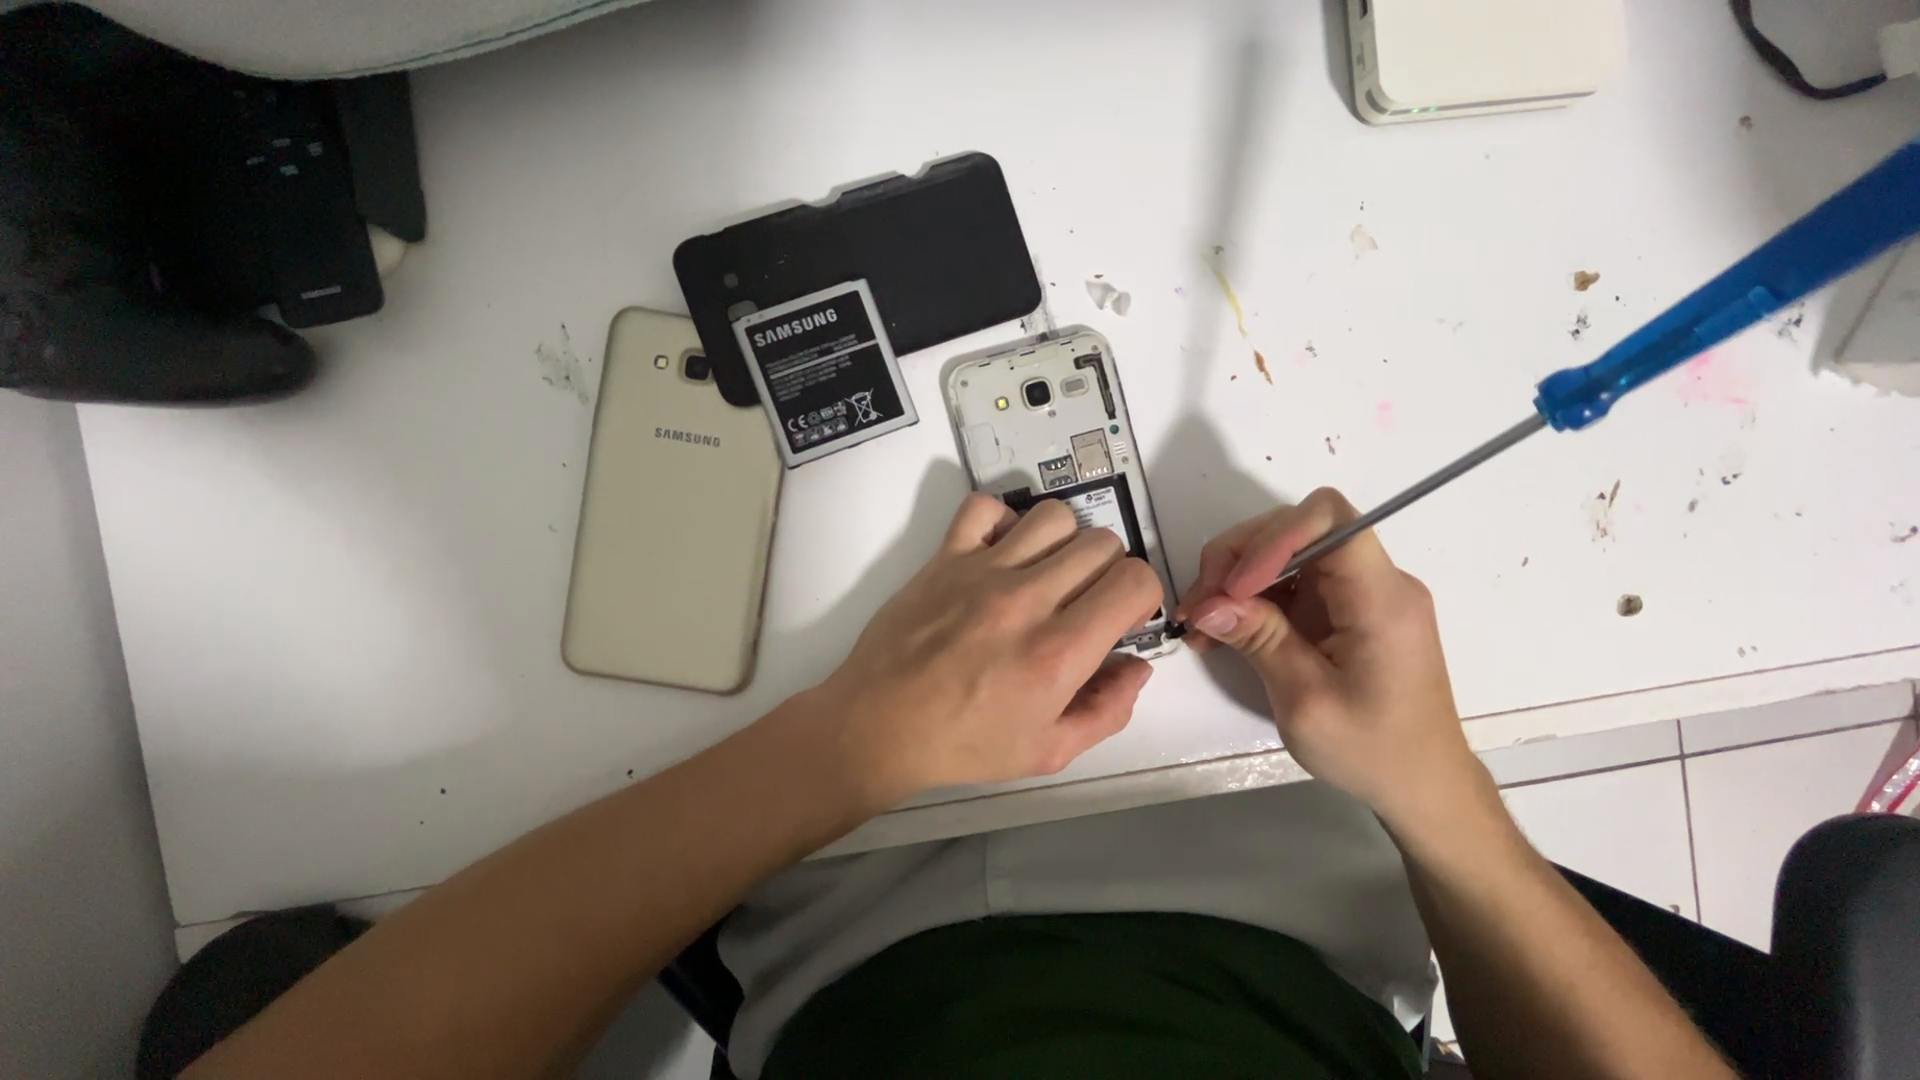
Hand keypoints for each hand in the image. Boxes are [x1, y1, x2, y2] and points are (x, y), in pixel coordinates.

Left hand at [818, 493, 1165, 804]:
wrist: (880, 725)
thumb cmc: (965, 745)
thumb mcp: (1048, 751)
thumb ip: (1107, 711)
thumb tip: (1138, 665)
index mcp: (1059, 651)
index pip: (1134, 580)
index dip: (1141, 597)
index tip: (1120, 619)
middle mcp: (1027, 599)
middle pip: (1101, 543)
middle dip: (1108, 572)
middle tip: (1084, 603)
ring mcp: (982, 571)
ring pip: (1053, 516)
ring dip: (1064, 542)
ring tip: (1046, 575)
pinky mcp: (944, 558)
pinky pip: (984, 507)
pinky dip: (1002, 521)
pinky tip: (1001, 554)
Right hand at [1175, 488, 1484, 824]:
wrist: (1422, 786)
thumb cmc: (1373, 752)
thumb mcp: (1306, 703)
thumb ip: (1260, 641)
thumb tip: (1207, 604)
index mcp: (1381, 599)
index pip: (1329, 518)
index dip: (1271, 537)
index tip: (1234, 587)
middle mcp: (1376, 582)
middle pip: (1298, 528)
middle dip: (1239, 557)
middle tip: (1199, 606)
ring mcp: (1360, 594)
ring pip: (1287, 550)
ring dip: (1237, 577)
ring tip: (1203, 622)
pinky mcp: (1345, 610)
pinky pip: (1293, 581)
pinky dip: (1252, 597)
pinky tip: (1225, 629)